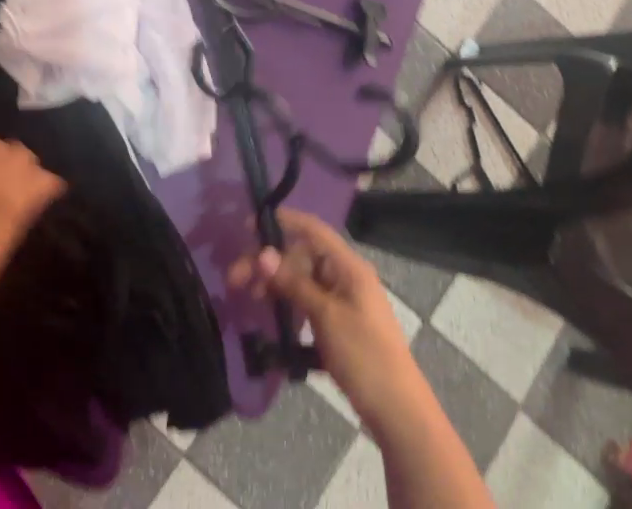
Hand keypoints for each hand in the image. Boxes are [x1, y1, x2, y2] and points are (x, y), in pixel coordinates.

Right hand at [228, 208, 421, 429]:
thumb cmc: (364, 355)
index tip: (247, 226)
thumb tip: (262, 253)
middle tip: (235, 280)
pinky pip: (305, 303)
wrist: (396, 409)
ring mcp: (341, 301)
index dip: (282, 222)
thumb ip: (294, 283)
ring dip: (274, 285)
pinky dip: (286, 305)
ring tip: (248, 299)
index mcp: (348, 268)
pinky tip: (268, 316)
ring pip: (300, 281)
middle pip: (300, 257)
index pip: (313, 230)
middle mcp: (344, 278)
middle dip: (268, 263)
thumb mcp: (326, 316)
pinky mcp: (336, 324)